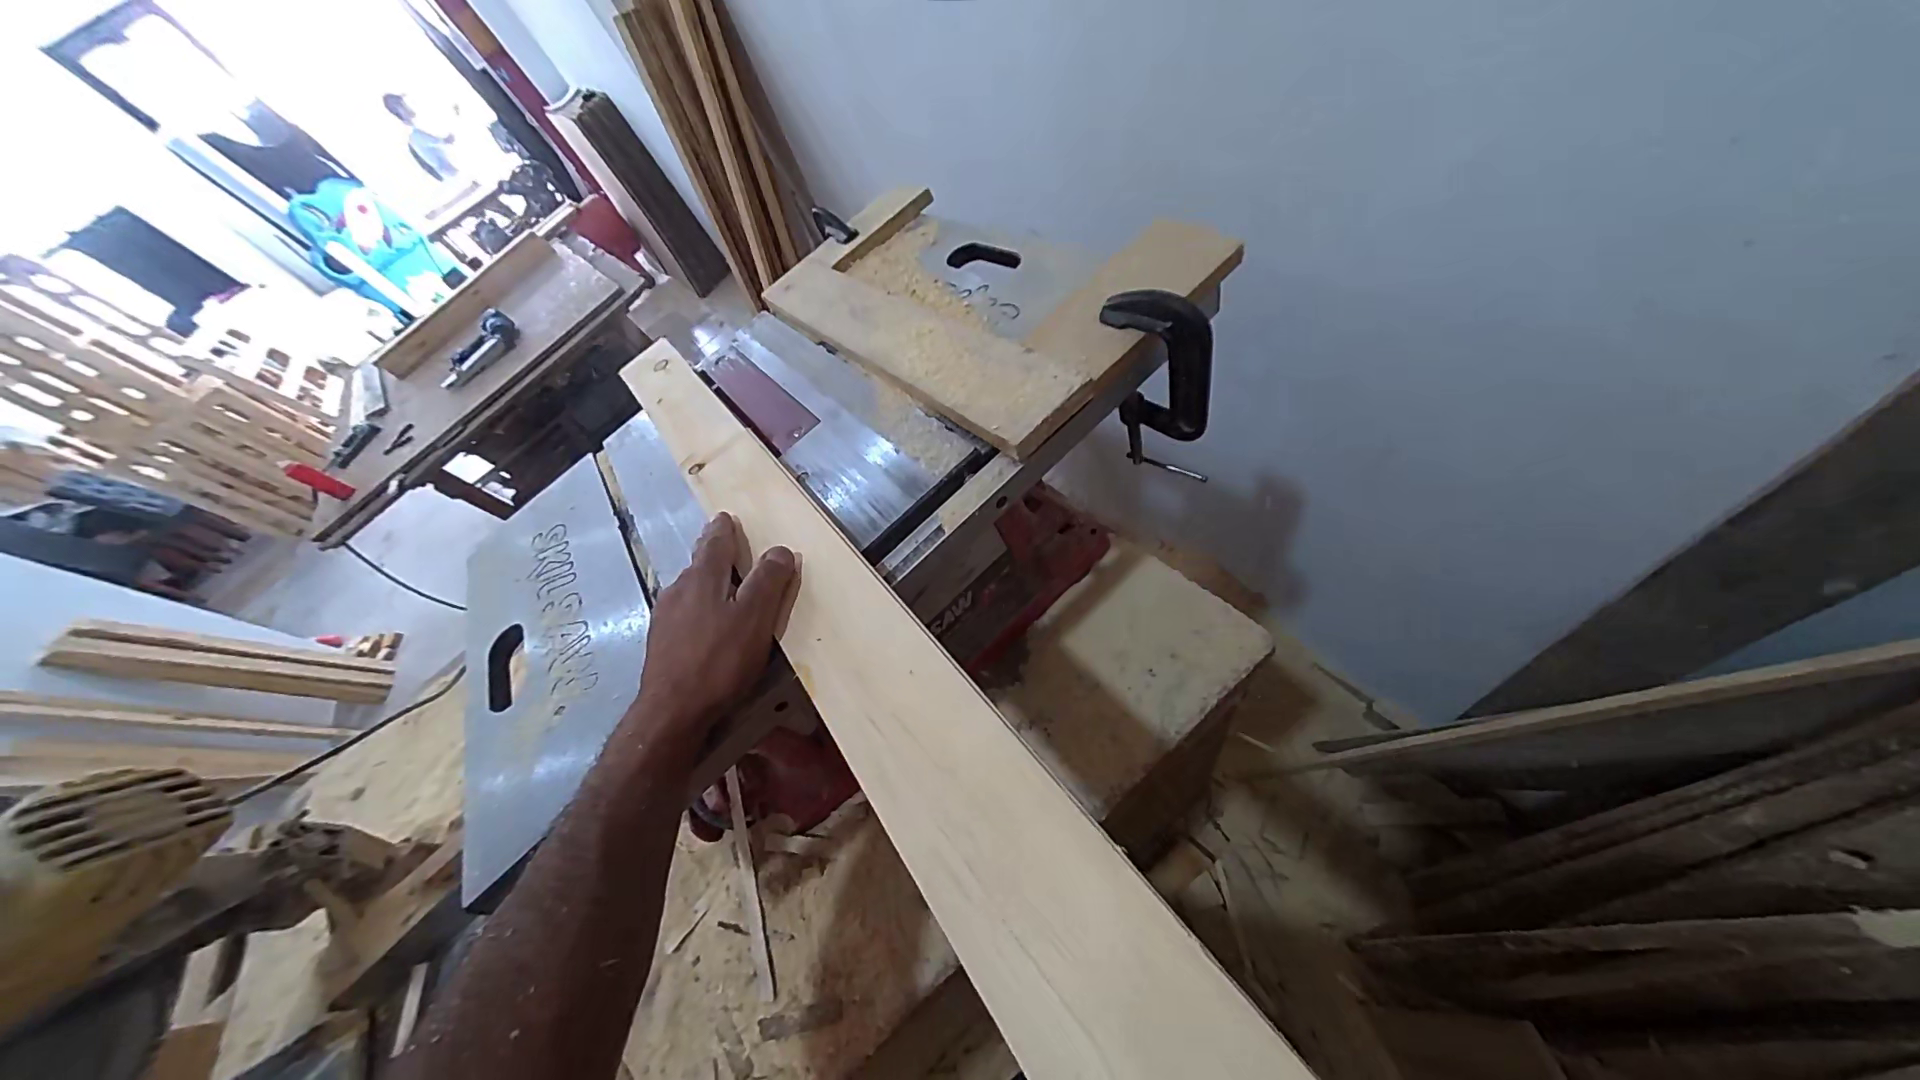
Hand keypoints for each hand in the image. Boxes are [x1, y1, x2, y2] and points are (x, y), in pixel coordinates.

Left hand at [627, 512, 796, 756]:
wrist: (672, 712)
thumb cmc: (719, 661)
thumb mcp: (755, 618)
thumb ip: (768, 582)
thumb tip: (780, 550)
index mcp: (702, 578)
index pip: (715, 543)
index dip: (724, 529)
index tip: (727, 518)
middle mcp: (678, 590)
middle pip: (700, 564)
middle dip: (714, 554)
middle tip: (729, 548)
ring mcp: (665, 618)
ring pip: (690, 589)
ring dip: (708, 583)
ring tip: (725, 588)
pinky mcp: (661, 643)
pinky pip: (684, 614)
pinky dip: (700, 609)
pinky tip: (708, 627)